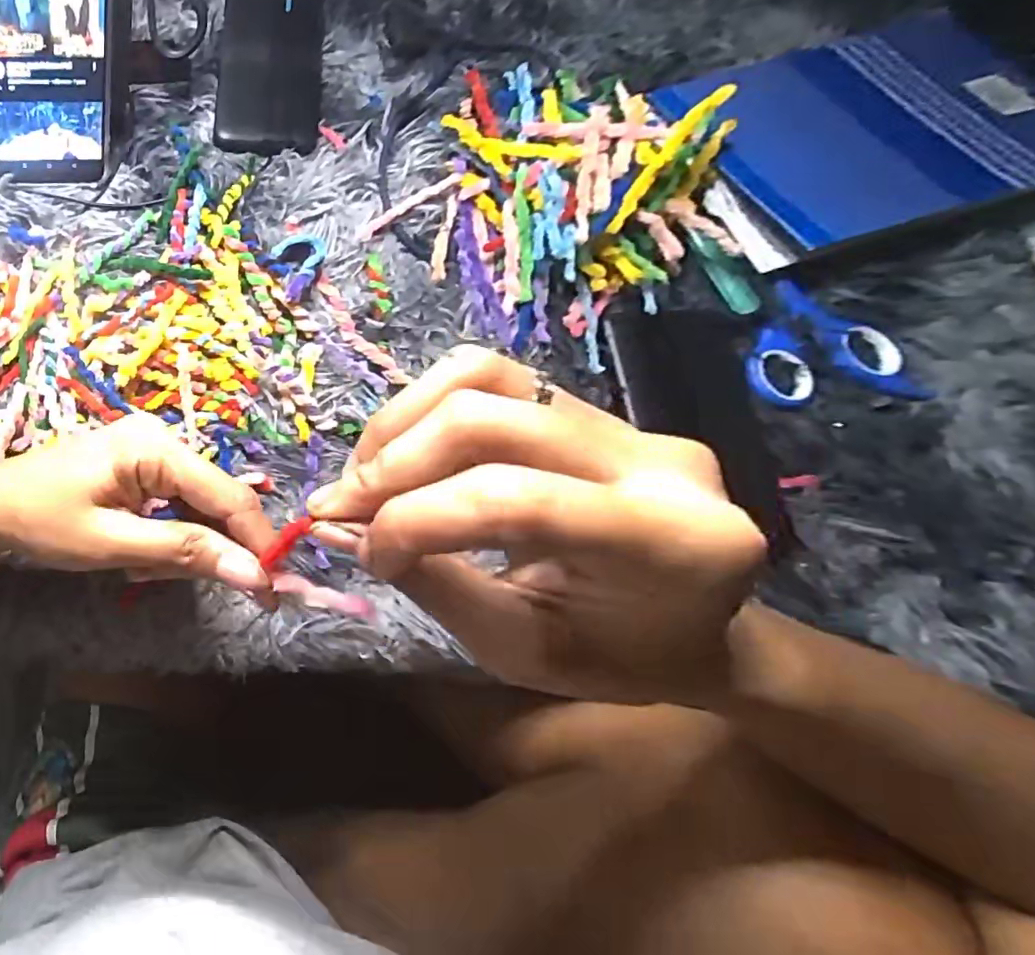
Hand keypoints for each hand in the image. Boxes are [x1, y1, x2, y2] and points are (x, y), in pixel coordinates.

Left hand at [0, 413, 278, 595]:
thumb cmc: (42, 521)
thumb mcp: (113, 543)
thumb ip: (185, 552)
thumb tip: (256, 575)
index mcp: (155, 445)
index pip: (229, 495)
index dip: (256, 544)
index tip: (273, 594)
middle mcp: (159, 438)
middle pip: (214, 500)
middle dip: (205, 548)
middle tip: (163, 581)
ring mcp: (148, 450)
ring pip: (195, 507)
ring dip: (180, 546)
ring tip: (135, 569)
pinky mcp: (138, 466)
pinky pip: (173, 504)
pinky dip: (164, 536)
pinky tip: (133, 554)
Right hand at [307, 346, 767, 704]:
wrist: (694, 630)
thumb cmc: (612, 657)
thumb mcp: (515, 647)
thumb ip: (428, 582)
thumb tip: (340, 529)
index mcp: (669, 541)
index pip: (514, 499)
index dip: (417, 519)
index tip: (367, 553)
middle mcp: (655, 458)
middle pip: (486, 418)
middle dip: (393, 464)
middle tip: (341, 507)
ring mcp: (619, 420)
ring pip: (478, 377)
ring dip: (397, 424)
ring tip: (365, 477)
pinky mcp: (581, 403)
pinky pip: (483, 377)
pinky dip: (418, 409)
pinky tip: (399, 453)